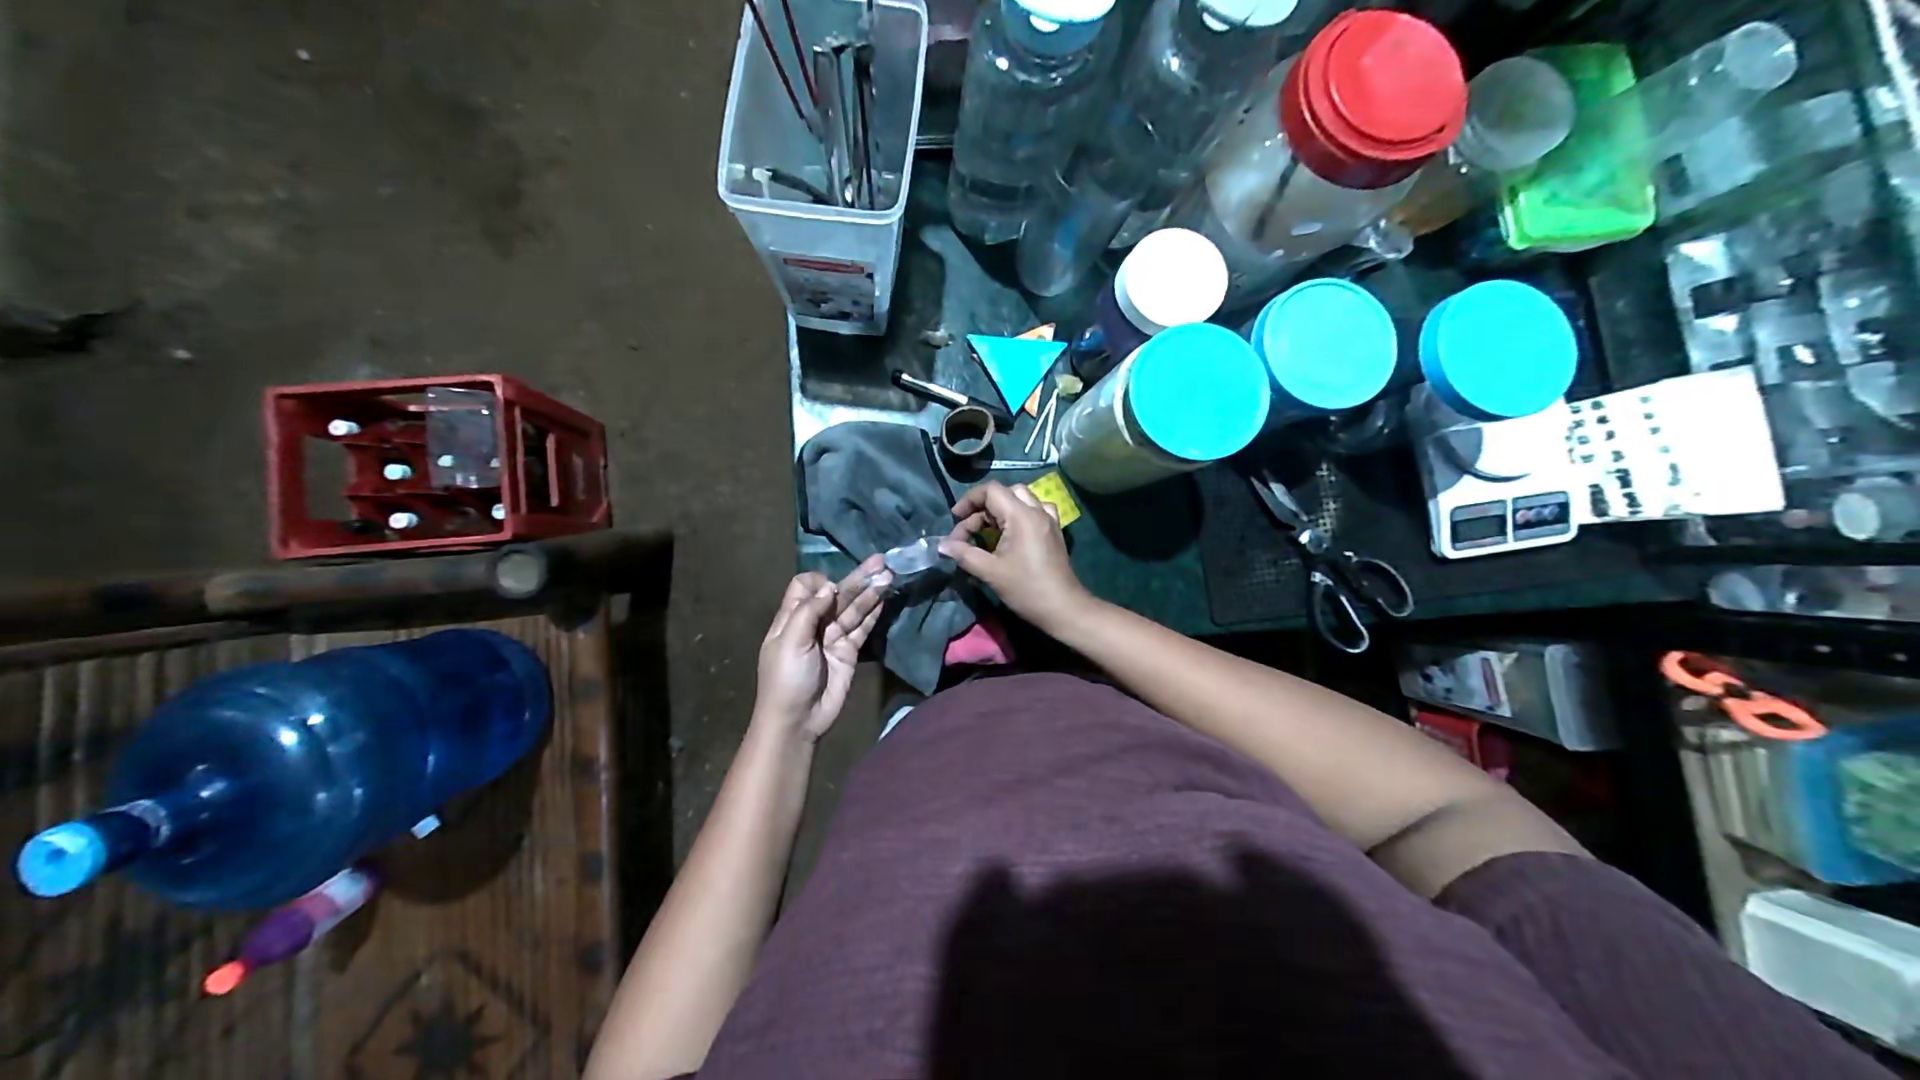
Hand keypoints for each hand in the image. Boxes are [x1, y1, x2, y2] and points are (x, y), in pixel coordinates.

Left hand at [754, 556, 890, 741]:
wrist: (798, 720)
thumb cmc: (786, 678)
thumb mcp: (790, 642)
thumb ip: (809, 612)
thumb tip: (831, 586)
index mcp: (792, 618)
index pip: (805, 587)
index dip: (820, 582)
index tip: (832, 588)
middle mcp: (814, 623)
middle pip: (836, 594)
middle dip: (856, 578)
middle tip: (880, 562)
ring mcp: (832, 637)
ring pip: (853, 609)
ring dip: (869, 592)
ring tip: (889, 576)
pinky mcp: (849, 652)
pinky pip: (862, 628)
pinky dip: (873, 613)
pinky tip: (885, 598)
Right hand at [939, 481, 1093, 632]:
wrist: (1063, 607)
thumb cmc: (1026, 589)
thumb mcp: (990, 571)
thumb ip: (964, 554)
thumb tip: (942, 545)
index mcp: (1021, 516)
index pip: (991, 491)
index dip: (969, 500)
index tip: (956, 519)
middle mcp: (1037, 511)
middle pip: (1005, 493)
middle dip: (982, 507)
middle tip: (969, 530)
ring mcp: (1048, 520)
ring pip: (1021, 499)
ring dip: (1000, 509)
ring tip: (988, 529)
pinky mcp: (1054, 531)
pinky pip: (1035, 510)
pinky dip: (1019, 514)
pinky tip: (1013, 531)